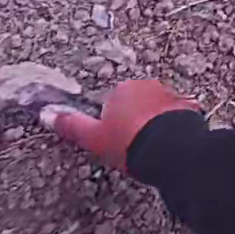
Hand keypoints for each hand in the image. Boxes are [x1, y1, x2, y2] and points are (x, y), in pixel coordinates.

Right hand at [41, 79, 199, 170]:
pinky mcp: (186, 105)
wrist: (170, 148)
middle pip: (134, 103)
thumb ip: (71, 125)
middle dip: (132, 120)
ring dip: (151, 122)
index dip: (109, 124)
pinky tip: (168, 143)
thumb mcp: (94, 137)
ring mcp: (168, 94)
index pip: (109, 103)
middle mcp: (147, 85)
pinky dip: (171, 125)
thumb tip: (47, 114)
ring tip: (149, 147)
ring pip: (154, 108)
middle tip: (130, 146)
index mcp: (122, 89)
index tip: (112, 141)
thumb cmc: (129, 142)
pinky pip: (174, 115)